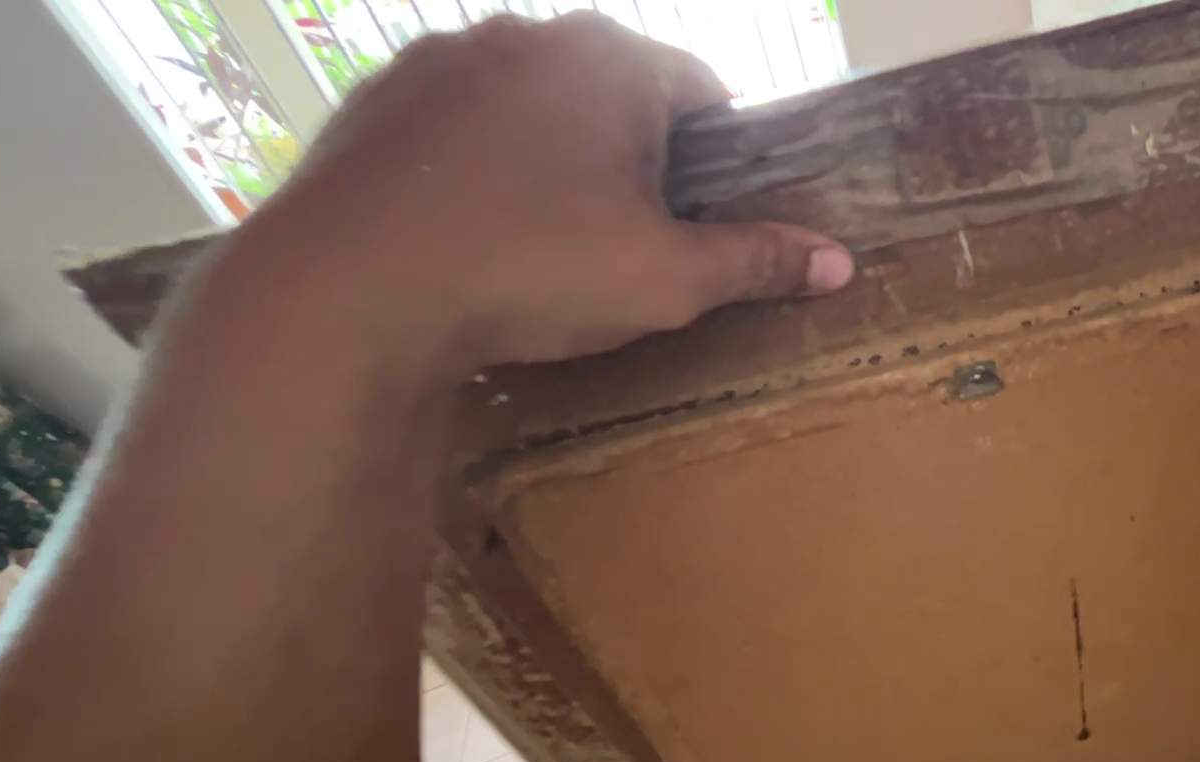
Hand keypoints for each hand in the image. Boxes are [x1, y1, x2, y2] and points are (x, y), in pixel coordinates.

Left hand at [214, 13, 853, 376]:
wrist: (357, 289)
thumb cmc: (538, 271)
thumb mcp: (671, 279)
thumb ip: (759, 262)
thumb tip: (842, 262)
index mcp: (614, 63)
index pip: (705, 88)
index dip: (729, 149)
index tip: (722, 207)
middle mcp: (531, 34)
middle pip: (625, 91)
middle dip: (650, 156)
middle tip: (650, 236)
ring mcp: (447, 57)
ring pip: (546, 102)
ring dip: (574, 155)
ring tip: (568, 235)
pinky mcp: (387, 96)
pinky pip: (475, 121)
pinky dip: (501, 161)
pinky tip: (493, 225)